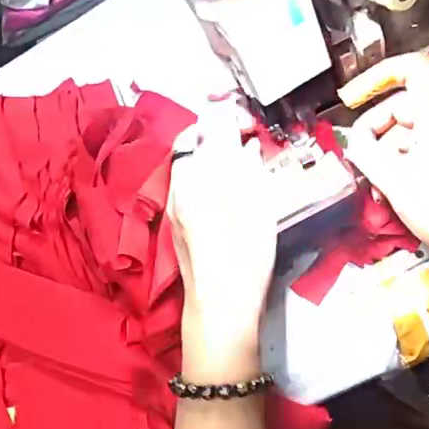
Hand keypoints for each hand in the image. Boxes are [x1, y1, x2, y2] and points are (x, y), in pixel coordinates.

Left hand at [168, 105, 276, 382]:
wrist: (221, 309)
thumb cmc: (239, 258)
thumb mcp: (251, 205)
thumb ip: (241, 167)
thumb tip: (239, 143)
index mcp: (191, 183)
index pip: (198, 133)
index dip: (221, 119)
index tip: (245, 121)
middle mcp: (177, 195)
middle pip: (193, 151)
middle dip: (219, 137)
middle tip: (247, 136)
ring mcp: (178, 215)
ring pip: (194, 172)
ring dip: (217, 158)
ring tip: (246, 159)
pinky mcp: (185, 231)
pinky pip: (197, 191)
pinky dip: (215, 180)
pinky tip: (236, 189)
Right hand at [342, 53, 428, 289]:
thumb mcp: (396, 182)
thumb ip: (368, 154)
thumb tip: (353, 141)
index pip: (415, 67)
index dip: (379, 75)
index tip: (354, 96)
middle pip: (404, 102)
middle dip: (375, 127)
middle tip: (359, 155)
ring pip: (408, 127)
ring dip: (385, 150)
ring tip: (374, 183)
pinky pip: (419, 144)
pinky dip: (399, 159)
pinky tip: (388, 188)